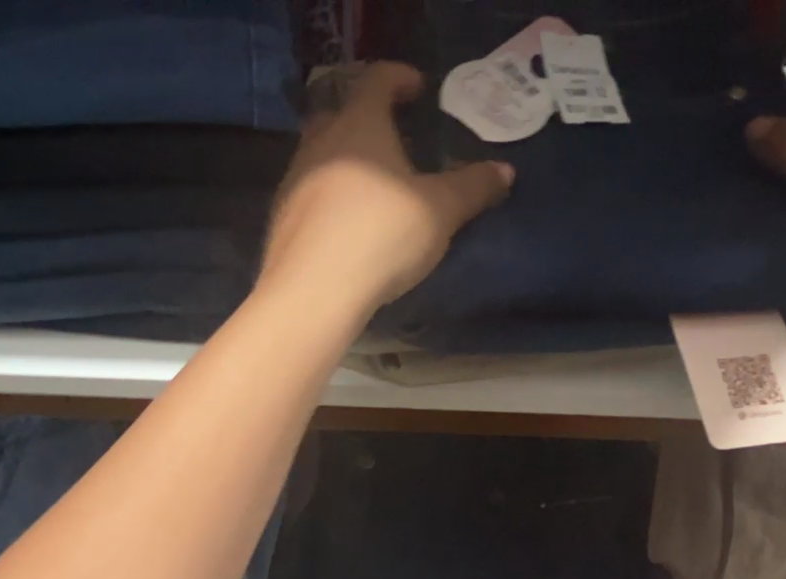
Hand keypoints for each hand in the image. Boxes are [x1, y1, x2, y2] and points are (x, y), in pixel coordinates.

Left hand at [258, 62, 514, 316]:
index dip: (399, 78)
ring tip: (374, 187)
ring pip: (320, 157)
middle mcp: (318, 144)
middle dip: (365, 120)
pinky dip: (330, 200)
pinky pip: (310, 197)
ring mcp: (293, 184)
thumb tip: (504, 171)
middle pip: (339, 116)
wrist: (312, 293)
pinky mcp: (281, 223)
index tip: (419, 90)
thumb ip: (472, 188)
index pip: (376, 80)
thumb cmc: (380, 235)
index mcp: (358, 125)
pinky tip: (349, 226)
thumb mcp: (440, 212)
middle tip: (393, 137)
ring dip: (345, 162)